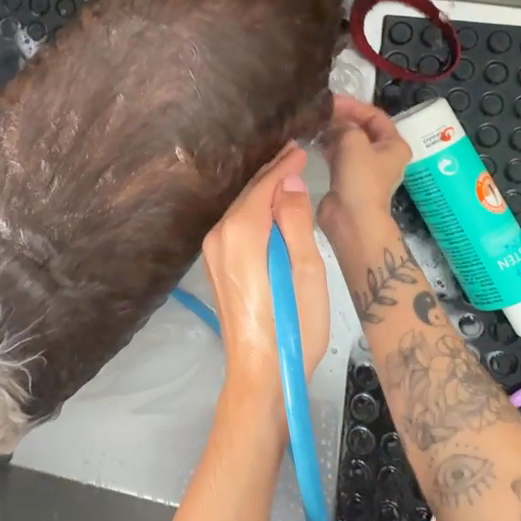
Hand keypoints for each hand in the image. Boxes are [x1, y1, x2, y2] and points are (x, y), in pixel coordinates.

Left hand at [201, 143, 329, 392]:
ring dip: (263, 191)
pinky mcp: (216, 265)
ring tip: (289, 174)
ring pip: (240, 208)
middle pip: (248, 193)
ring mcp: (213, 251)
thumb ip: (296, 221)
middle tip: (296, 153)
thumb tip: (290, 183)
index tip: (301, 148)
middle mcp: (219, 235)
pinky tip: (271, 208)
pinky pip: (236, 225)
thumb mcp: (307, 270)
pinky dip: (254, 210)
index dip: (284, 166)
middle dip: (272, 174)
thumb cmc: (293, 325)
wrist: (261, 372)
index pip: (264, 186)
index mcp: (241, 232)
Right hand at [317, 95, 412, 248]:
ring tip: (315, 124)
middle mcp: (384, 155)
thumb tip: (336, 122)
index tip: (332, 101)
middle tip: (321, 112)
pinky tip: (314, 141)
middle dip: (343, 118)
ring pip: (350, 142)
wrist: (352, 218)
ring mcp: (367, 168)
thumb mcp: (353, 141)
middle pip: (363, 128)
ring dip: (335, 132)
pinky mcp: (350, 179)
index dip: (354, 105)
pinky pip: (340, 156)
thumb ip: (345, 124)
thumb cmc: (360, 178)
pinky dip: (330, 147)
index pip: (375, 115)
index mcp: (394, 145)